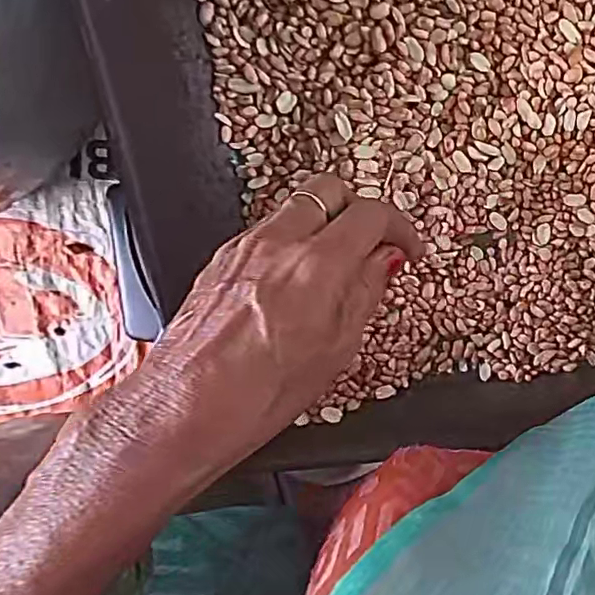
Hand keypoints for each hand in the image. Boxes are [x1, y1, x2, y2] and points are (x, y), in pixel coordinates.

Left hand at [118, 173, 423, 462]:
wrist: (188, 406)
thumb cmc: (258, 392)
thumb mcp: (337, 348)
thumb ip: (366, 291)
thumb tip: (385, 262)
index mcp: (317, 265)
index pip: (372, 214)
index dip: (400, 228)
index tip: (406, 247)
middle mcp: (278, 243)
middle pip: (330, 188)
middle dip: (360, 209)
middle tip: (373, 242)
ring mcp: (245, 246)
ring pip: (296, 206)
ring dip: (325, 225)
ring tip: (336, 267)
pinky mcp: (221, 258)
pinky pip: (268, 230)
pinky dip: (293, 242)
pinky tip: (298, 281)